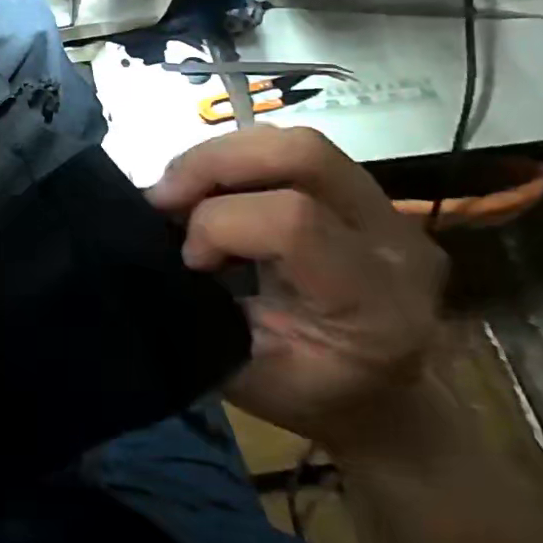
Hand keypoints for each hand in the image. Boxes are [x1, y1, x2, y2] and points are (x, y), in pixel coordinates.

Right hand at [147, 125, 444, 441]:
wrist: (380, 400)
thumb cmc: (309, 399)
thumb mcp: (242, 374)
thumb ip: (201, 311)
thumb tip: (147, 248)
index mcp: (375, 305)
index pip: (293, 222)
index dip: (219, 225)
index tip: (189, 260)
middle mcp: (396, 243)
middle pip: (303, 154)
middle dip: (213, 163)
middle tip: (163, 196)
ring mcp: (389, 210)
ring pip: (296, 142)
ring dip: (222, 156)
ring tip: (181, 189)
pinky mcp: (370, 193)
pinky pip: (296, 154)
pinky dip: (240, 161)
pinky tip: (213, 188)